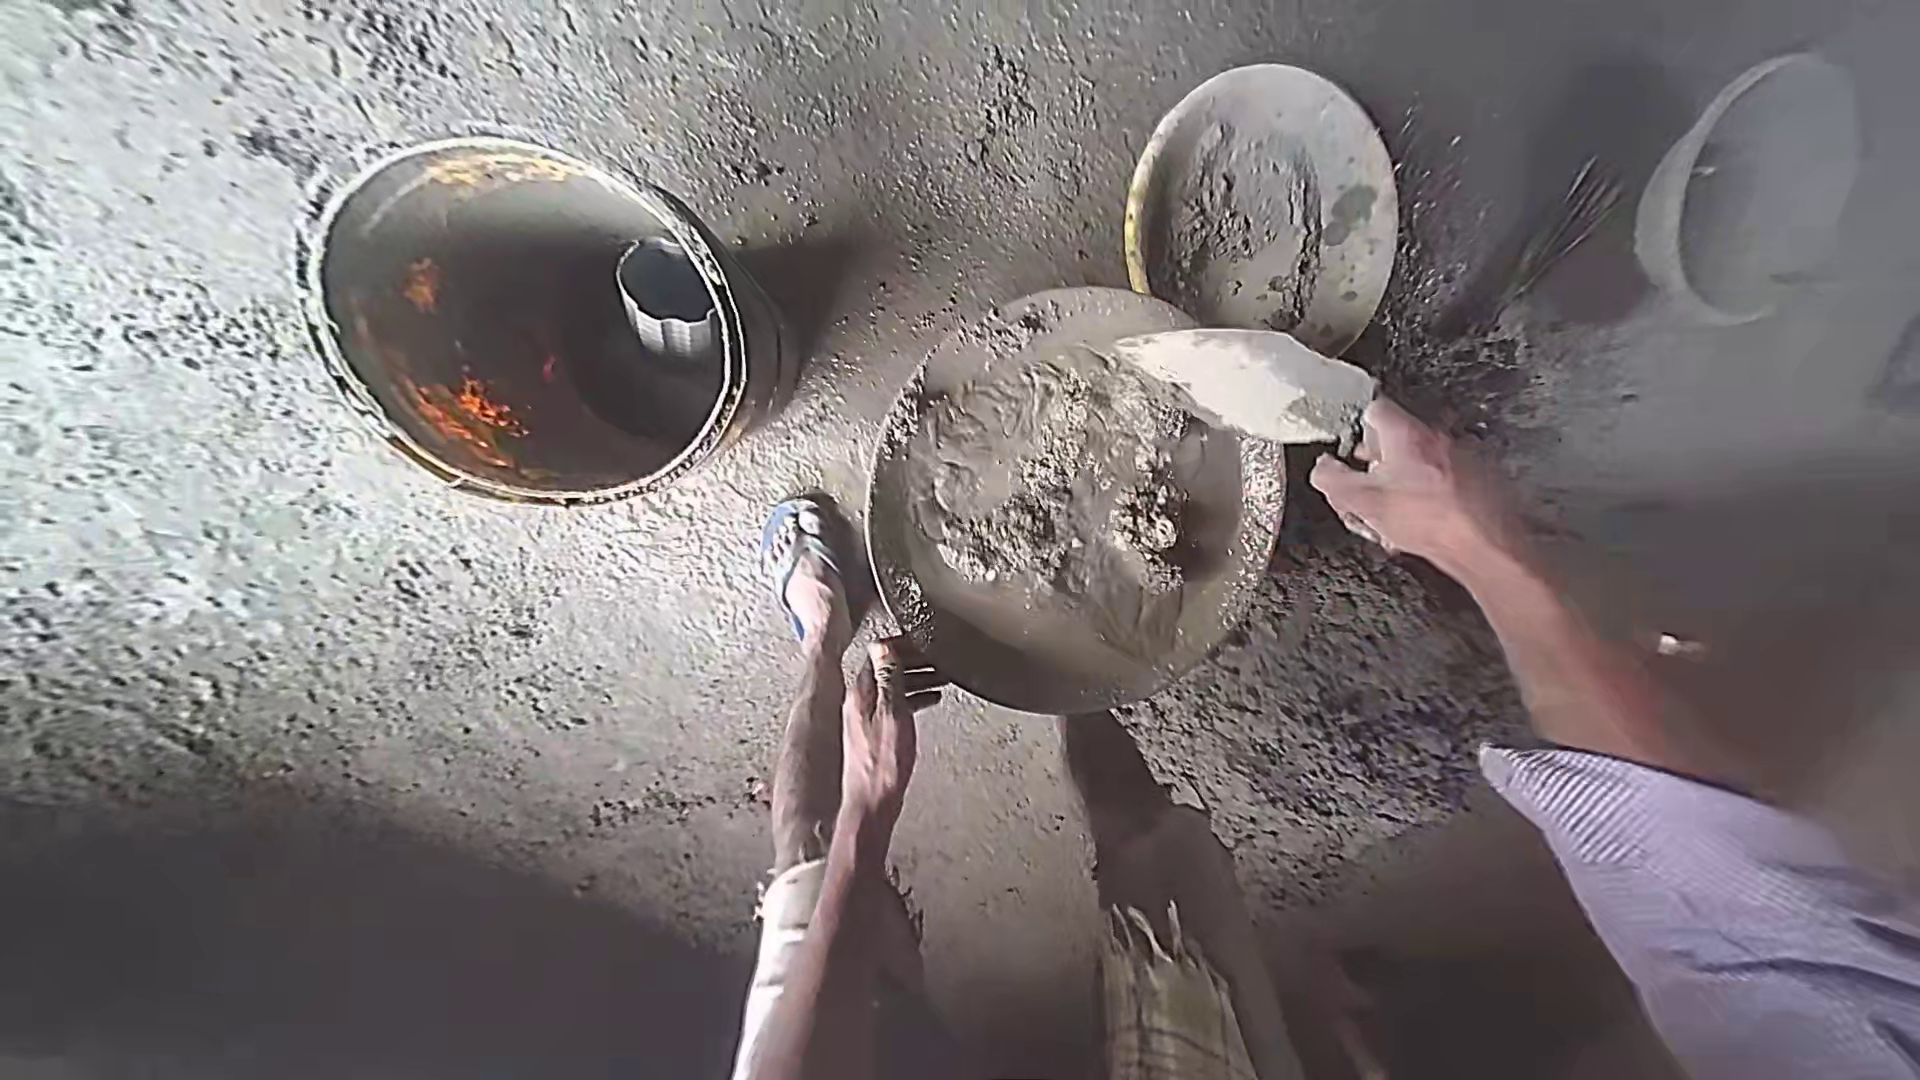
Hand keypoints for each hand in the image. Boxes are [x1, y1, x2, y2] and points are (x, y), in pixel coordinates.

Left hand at [838, 639, 941, 846]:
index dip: (903, 644)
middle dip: (914, 659)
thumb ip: (889, 679)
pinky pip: (896, 703)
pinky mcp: (875, 732)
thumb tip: (883, 646)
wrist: (873, 804)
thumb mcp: (893, 714)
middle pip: (887, 668)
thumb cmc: (883, 765)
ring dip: (917, 677)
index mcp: (860, 693)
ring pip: (894, 686)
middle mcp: (860, 702)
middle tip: (938, 657)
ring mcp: (867, 717)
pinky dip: (914, 696)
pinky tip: (930, 699)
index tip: (924, 642)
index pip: (879, 653)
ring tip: (941, 675)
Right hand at [1309, 398, 1520, 573]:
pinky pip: (1438, 477)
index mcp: (1408, 436)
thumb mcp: (1359, 501)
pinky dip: (1422, 492)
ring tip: (1388, 510)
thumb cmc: (1431, 521)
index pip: (1375, 409)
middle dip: (1373, 462)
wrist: (1484, 545)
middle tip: (1363, 484)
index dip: (1354, 426)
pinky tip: (1415, 518)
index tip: (1348, 443)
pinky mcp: (1478, 478)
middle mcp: (1438, 439)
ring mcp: (1462, 456)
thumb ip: (1330, 478)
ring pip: (1415, 460)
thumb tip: (1323, 468)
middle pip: (1394, 438)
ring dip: (1397, 479)